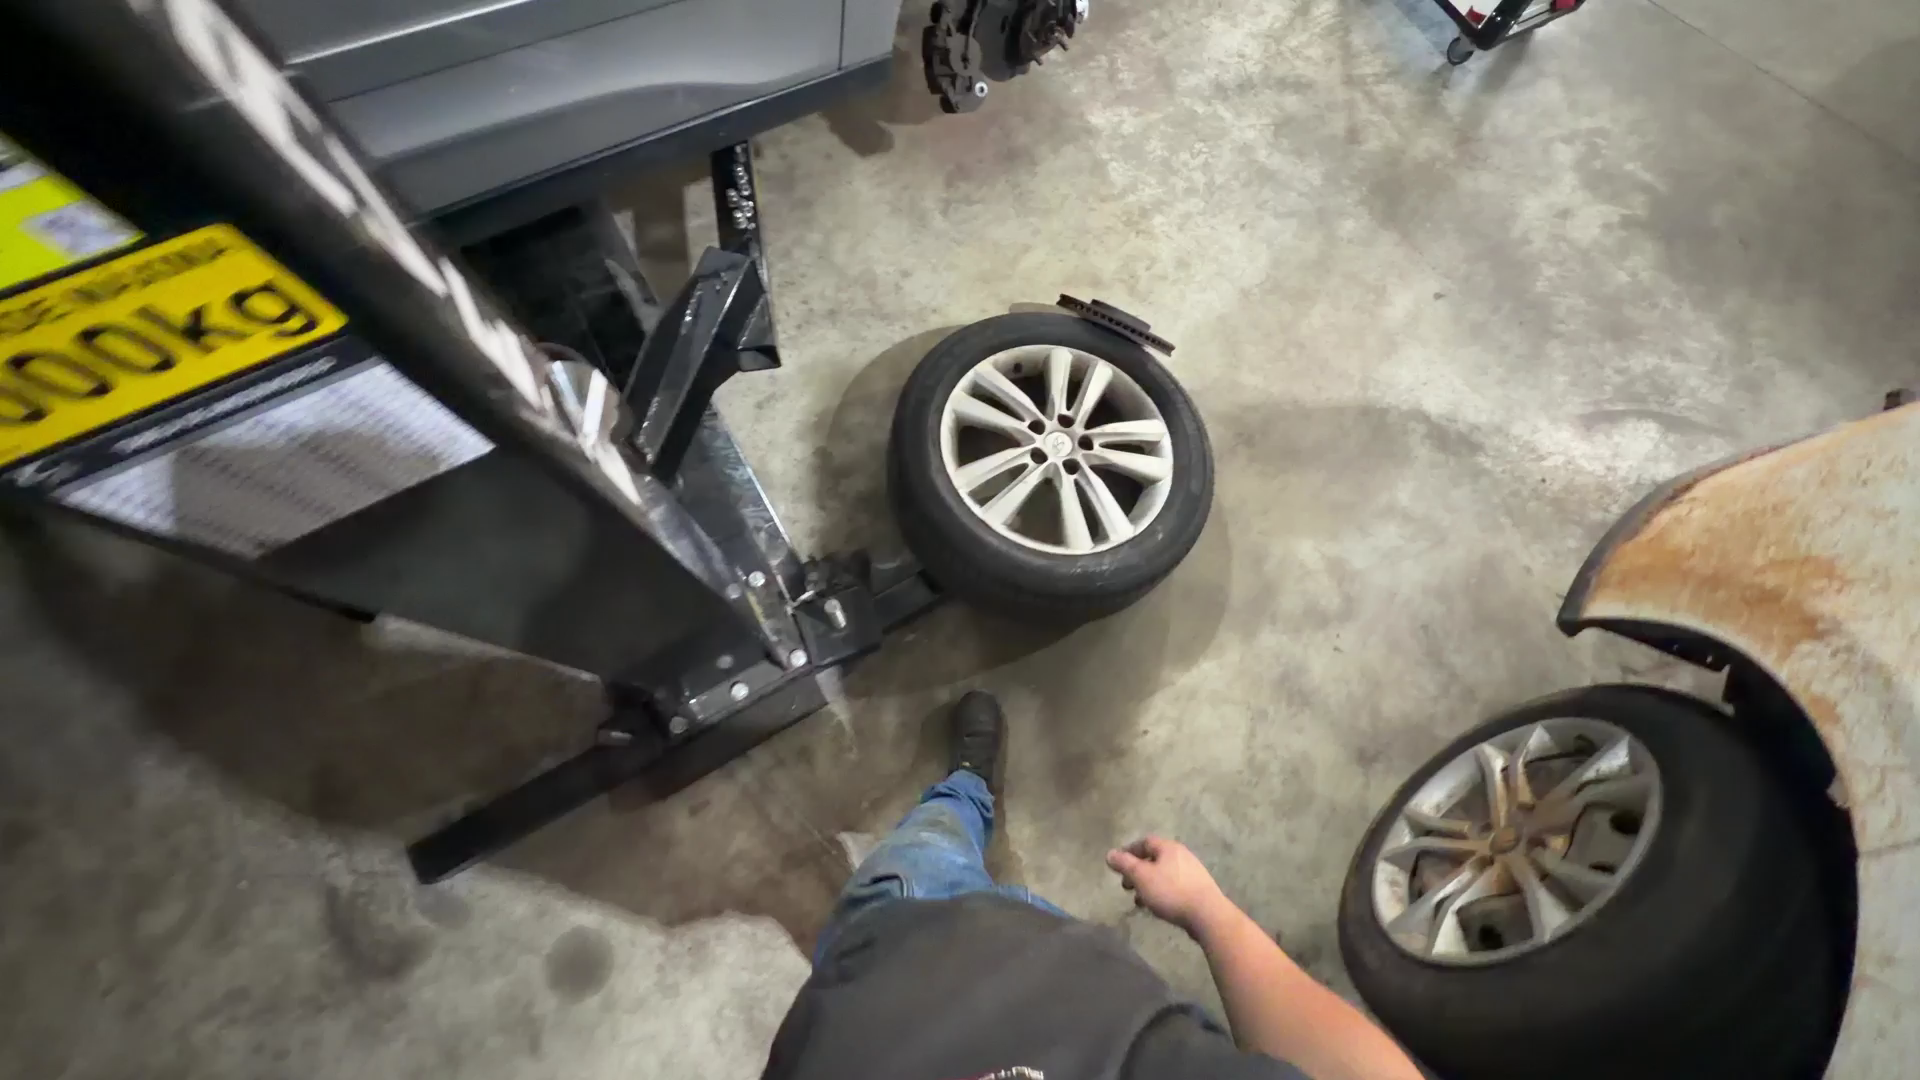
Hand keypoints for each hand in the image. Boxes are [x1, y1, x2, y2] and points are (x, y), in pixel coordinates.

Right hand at [1106, 835, 1230, 932]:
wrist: (1208, 915)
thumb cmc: (1171, 892)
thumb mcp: (1141, 876)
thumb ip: (1124, 864)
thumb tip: (1109, 853)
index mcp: (1168, 848)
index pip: (1144, 842)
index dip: (1129, 851)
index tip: (1118, 864)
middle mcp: (1181, 855)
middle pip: (1154, 859)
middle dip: (1137, 872)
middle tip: (1126, 886)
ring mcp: (1193, 873)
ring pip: (1163, 874)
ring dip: (1149, 885)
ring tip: (1139, 901)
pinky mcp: (1199, 890)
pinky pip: (1174, 887)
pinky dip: (1162, 893)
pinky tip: (1158, 907)